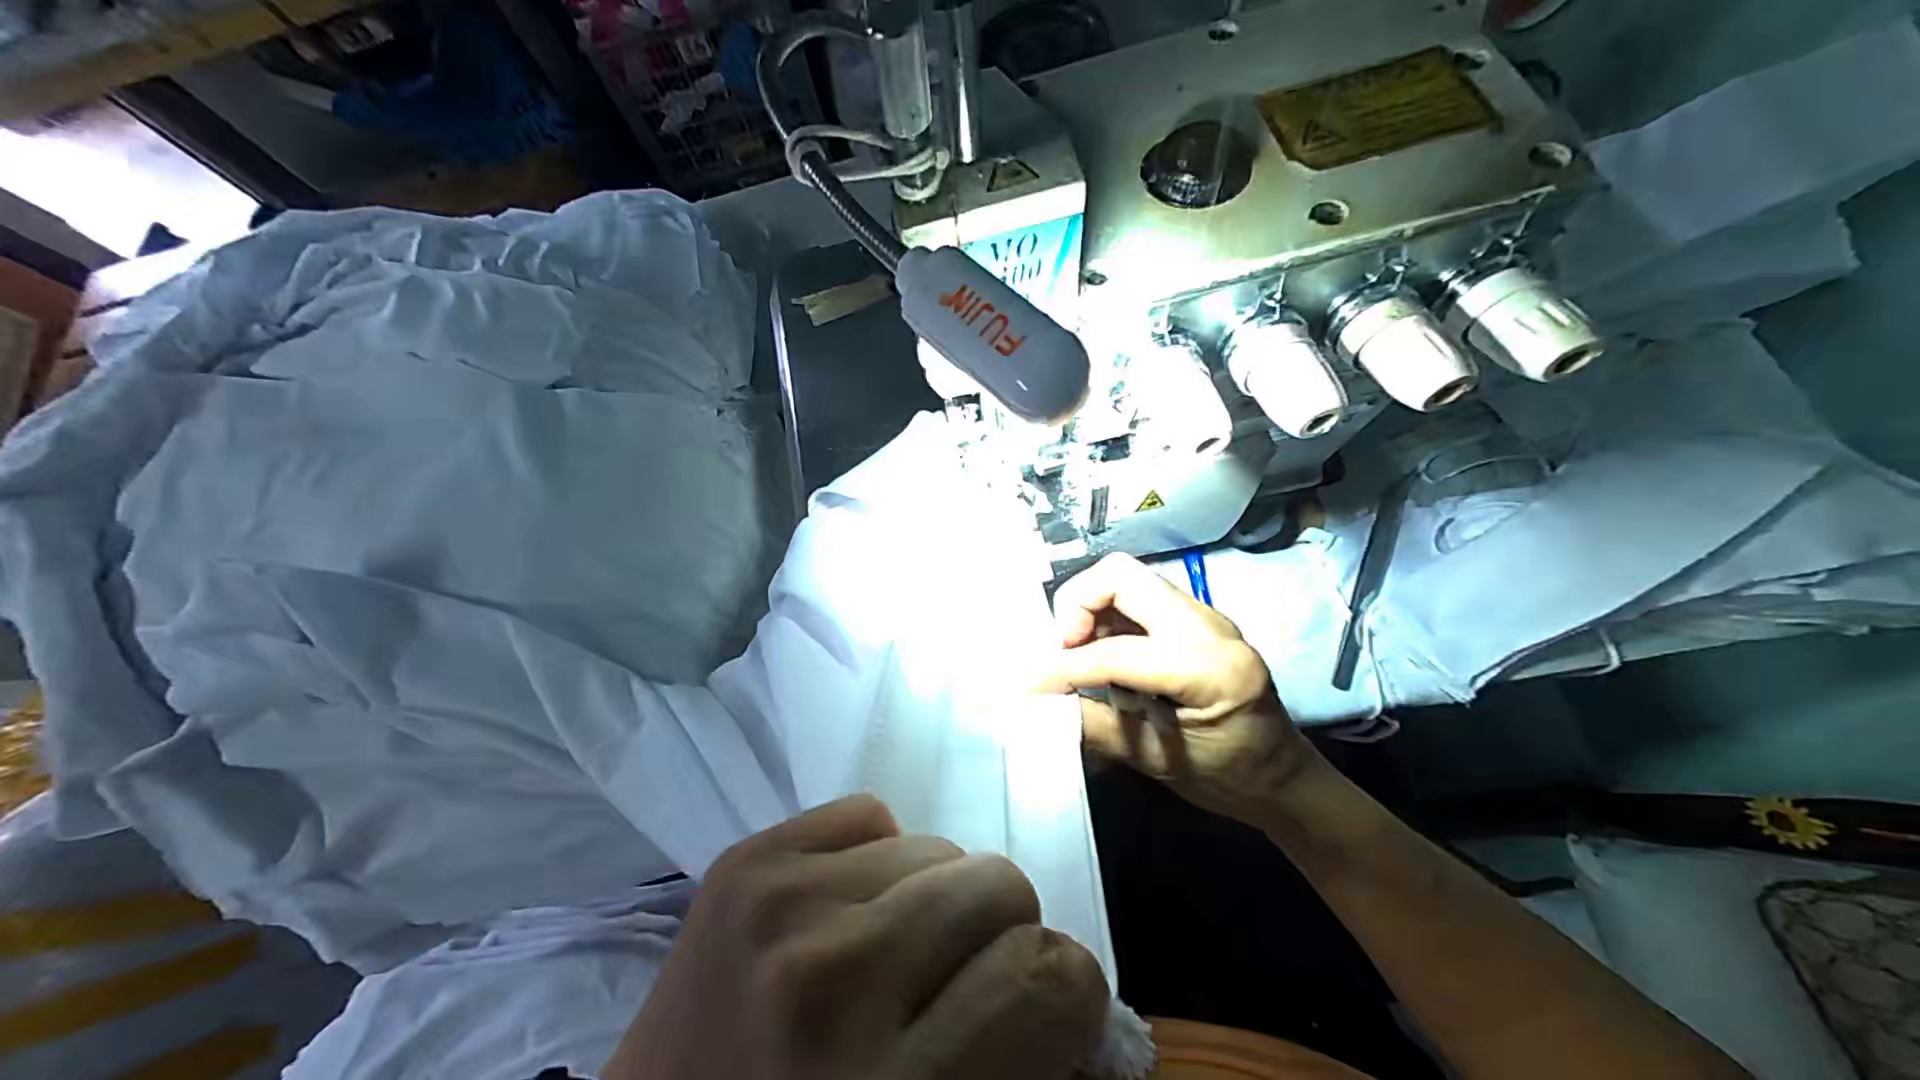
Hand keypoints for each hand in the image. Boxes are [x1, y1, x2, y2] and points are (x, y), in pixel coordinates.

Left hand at [605, 795, 1107, 1079]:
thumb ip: (1029, 1069)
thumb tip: (1090, 1002)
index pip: (1051, 974)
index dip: (1065, 995)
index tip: (1041, 1013)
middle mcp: (836, 982)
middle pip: (998, 884)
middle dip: (998, 934)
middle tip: (956, 984)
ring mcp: (781, 909)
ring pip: (938, 846)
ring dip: (932, 899)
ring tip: (888, 954)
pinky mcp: (743, 863)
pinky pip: (869, 813)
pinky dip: (876, 862)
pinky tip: (841, 916)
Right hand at [1035, 553, 1316, 822]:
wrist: (1286, 778)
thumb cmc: (1232, 778)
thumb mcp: (1159, 762)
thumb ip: (1095, 728)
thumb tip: (1039, 708)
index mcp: (1209, 667)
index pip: (1116, 652)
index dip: (1062, 670)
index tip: (1029, 688)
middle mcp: (1209, 625)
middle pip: (1121, 576)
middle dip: (1077, 606)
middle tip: (1063, 651)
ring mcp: (1204, 616)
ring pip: (1127, 580)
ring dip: (1090, 609)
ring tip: (1079, 655)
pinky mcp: (1196, 620)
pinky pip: (1138, 598)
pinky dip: (1107, 617)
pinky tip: (1103, 655)